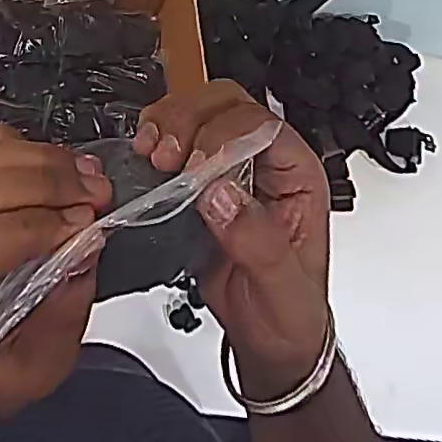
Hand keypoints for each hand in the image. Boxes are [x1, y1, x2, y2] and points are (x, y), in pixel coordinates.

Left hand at [0, 122, 113, 432]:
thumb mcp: (39, 371)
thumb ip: (64, 313)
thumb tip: (86, 244)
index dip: (31, 227)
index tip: (83, 226)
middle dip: (46, 183)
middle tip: (95, 194)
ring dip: (39, 157)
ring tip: (83, 176)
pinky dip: (15, 141)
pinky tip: (47, 161)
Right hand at [135, 81, 331, 398]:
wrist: (267, 337)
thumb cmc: (288, 313)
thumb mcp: (283, 289)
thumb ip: (258, 242)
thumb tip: (221, 195)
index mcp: (296, 175)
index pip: (263, 128)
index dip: (225, 136)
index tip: (194, 167)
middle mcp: (265, 160)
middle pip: (229, 105)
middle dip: (192, 119)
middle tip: (167, 154)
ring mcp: (231, 162)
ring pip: (202, 108)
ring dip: (170, 120)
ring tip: (153, 151)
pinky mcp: (199, 174)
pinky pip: (179, 132)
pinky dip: (156, 133)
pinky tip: (146, 151)